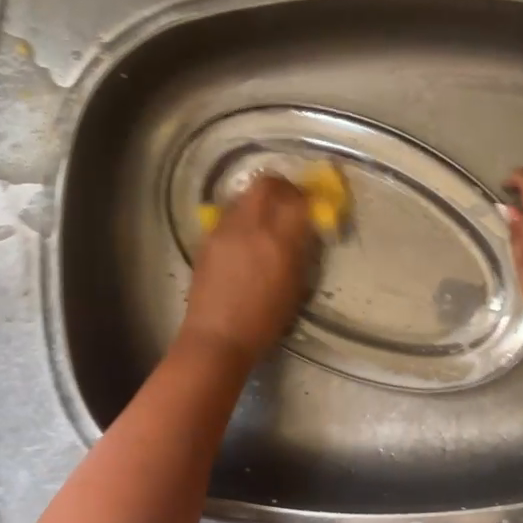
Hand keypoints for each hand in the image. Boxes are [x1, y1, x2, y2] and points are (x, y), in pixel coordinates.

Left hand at [181, 175, 317, 364]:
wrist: (218, 337)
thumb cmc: (265, 321)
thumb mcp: (296, 286)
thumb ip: (301, 251)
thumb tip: (305, 228)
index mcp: (279, 241)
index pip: (299, 200)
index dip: (310, 197)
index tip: (315, 204)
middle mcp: (250, 226)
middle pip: (267, 184)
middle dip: (283, 187)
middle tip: (291, 200)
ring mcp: (224, 229)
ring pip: (244, 195)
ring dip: (260, 199)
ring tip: (266, 218)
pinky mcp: (207, 238)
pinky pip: (228, 213)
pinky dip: (242, 214)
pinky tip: (245, 235)